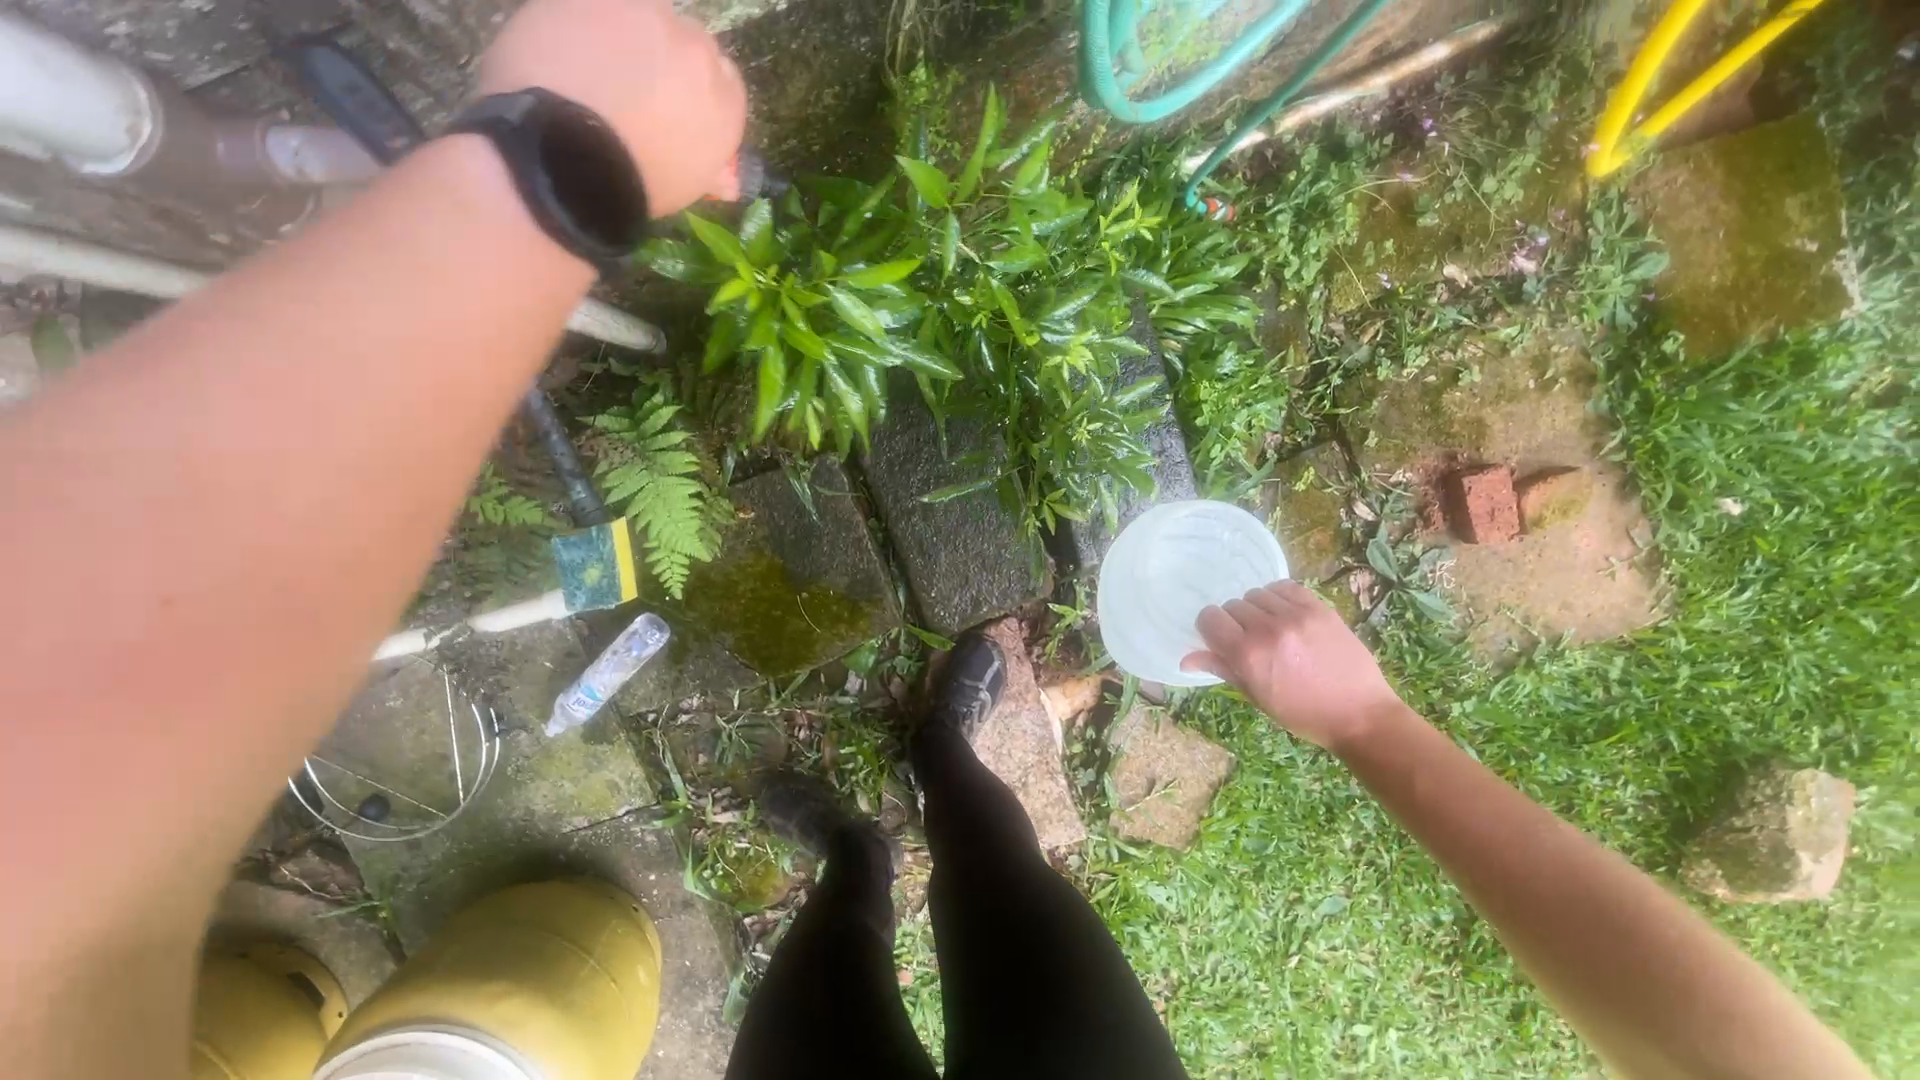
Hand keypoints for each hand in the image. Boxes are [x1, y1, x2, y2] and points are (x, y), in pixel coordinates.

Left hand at [476, 0, 748, 214]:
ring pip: (642, 14)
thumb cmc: (636, 185)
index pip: (724, 80)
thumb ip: (709, 171)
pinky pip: (597, 4)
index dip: (693, 88)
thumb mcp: (684, 189)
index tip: (668, 103)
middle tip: (626, 85)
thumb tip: (728, 182)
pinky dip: (582, 19)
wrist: (570, 158)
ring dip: (624, 32)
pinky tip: (562, 48)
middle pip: (686, 41)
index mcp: (726, 104)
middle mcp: (699, 54)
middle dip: (662, 58)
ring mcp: (651, 18)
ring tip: (590, 64)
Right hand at [1183, 581, 1405, 749]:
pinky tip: (1287, 615)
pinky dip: (1279, 597)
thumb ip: (1221, 669)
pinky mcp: (1319, 608)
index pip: (1209, 619)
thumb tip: (1185, 660)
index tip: (1221, 640)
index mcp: (1247, 655)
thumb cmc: (1302, 714)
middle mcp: (1267, 630)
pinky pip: (1285, 587)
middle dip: (1235, 622)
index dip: (1211, 629)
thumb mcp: (1256, 696)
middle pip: (1232, 606)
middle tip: (1252, 642)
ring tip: (1273, 629)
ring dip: (1257, 609)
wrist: (1359, 713)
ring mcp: (1295, 616)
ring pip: (1256, 594)